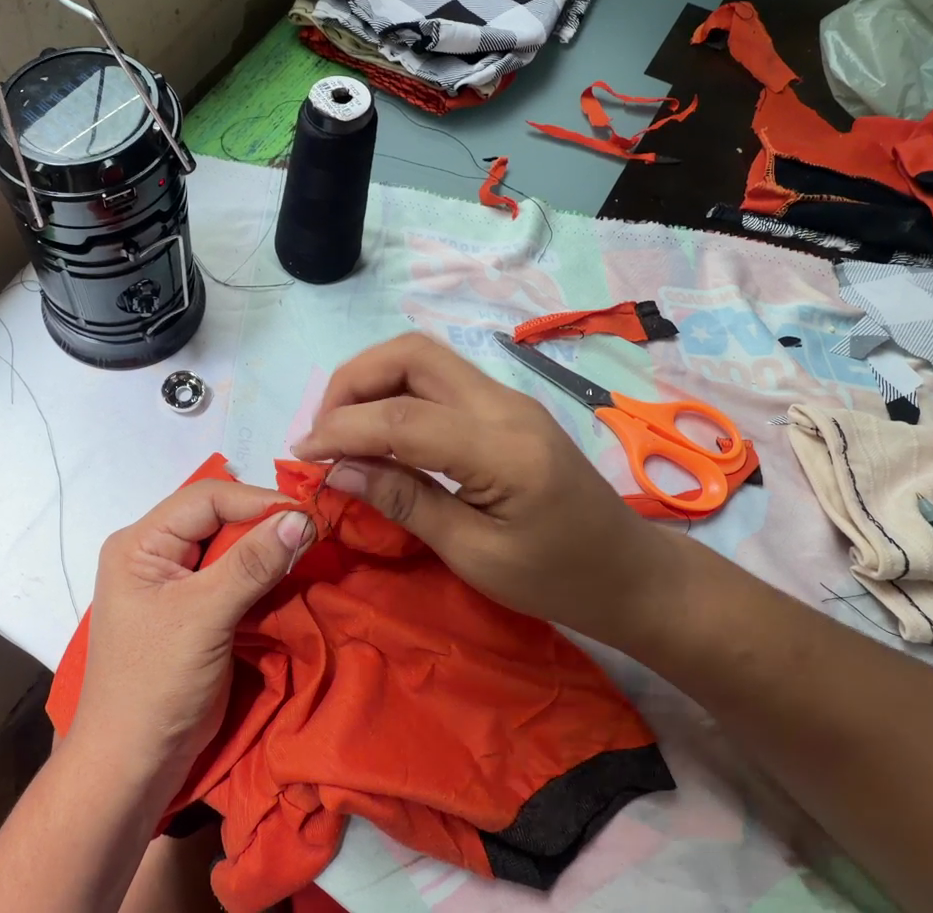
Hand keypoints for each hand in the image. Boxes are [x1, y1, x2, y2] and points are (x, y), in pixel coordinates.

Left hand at [68, 480, 314, 794]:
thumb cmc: (156, 684)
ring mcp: (173, 584)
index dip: (257, 501)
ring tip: (310, 552)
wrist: (133, 762)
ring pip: (229, 548)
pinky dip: (262, 578)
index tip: (308, 515)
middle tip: (315, 533)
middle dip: (264, 524)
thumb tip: (302, 518)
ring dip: (267, 551)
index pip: (205, 499)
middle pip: (217, 518)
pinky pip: (232, 579)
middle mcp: (154, 553)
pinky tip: (290, 579)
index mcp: (139, 543)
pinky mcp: (194, 612)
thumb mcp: (204, 617)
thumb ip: (252, 564)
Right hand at [290, 333, 666, 634]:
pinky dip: (395, 394)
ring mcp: (507, 400)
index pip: (402, 417)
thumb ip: (405, 502)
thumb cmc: (557, 579)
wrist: (631, 575)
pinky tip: (377, 433)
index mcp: (502, 448)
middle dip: (353, 382)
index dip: (342, 429)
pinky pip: (437, 380)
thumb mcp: (474, 555)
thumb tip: (338, 469)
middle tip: (323, 432)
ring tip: (341, 431)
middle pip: (411, 354)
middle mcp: (504, 405)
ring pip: (423, 358)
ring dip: (371, 382)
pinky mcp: (504, 408)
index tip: (301, 455)